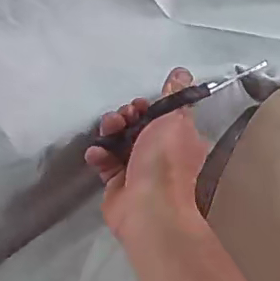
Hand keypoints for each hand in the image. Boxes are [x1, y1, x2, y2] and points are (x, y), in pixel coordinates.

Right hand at [83, 68, 211, 238]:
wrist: (149, 207)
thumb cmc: (165, 161)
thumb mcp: (176, 120)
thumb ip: (175, 96)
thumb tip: (182, 73)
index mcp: (181, 139)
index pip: (163, 115)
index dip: (149, 106)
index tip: (140, 105)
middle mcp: (162, 154)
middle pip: (138, 126)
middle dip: (125, 117)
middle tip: (121, 119)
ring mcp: (140, 169)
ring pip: (120, 141)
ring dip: (110, 131)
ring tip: (107, 131)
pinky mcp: (119, 183)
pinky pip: (105, 162)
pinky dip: (99, 155)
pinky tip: (97, 154)